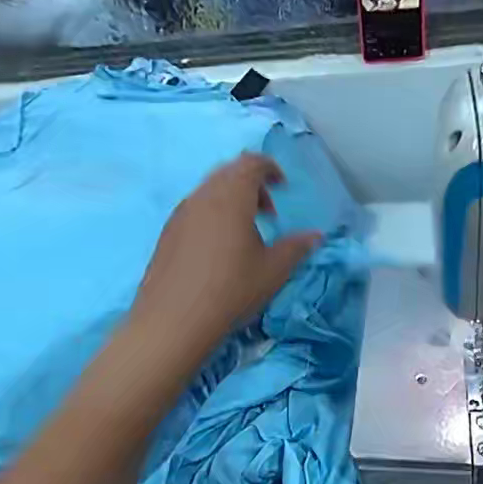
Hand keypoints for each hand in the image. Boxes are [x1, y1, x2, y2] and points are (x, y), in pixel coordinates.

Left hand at [132, 153, 322, 347]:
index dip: (270, 169)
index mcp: (232, 196)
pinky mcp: (167, 233)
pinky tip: (220, 249)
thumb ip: (297, 247)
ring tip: (246, 232)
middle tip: (268, 212)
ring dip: (232, 200)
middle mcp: (203, 196)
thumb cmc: (231, 289)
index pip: (251, 163)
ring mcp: (181, 213)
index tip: (283, 188)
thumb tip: (315, 236)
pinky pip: (195, 209)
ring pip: (209, 191)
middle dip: (251, 184)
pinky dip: (213, 214)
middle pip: (229, 172)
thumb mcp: (273, 270)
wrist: (172, 320)